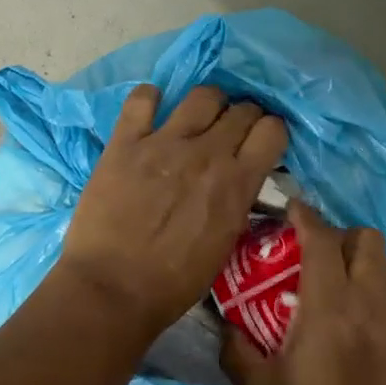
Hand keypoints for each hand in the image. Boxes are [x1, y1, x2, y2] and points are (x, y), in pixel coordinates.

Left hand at [56, 84, 287, 335]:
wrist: (113, 289)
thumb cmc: (174, 283)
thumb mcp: (225, 245)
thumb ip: (236, 205)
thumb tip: (238, 185)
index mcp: (237, 183)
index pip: (273, 130)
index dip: (270, 134)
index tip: (261, 145)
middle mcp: (207, 153)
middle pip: (242, 109)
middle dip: (244, 118)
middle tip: (232, 135)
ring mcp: (164, 142)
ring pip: (202, 95)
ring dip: (208, 104)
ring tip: (198, 121)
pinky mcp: (124, 142)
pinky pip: (142, 99)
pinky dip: (151, 100)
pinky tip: (151, 114)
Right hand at [222, 202, 385, 384]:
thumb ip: (236, 347)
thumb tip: (224, 323)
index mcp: (330, 307)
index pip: (322, 240)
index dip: (306, 216)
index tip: (290, 209)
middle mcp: (369, 302)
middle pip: (365, 238)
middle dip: (338, 233)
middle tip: (312, 250)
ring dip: (361, 255)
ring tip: (336, 274)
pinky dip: (379, 280)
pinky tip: (358, 304)